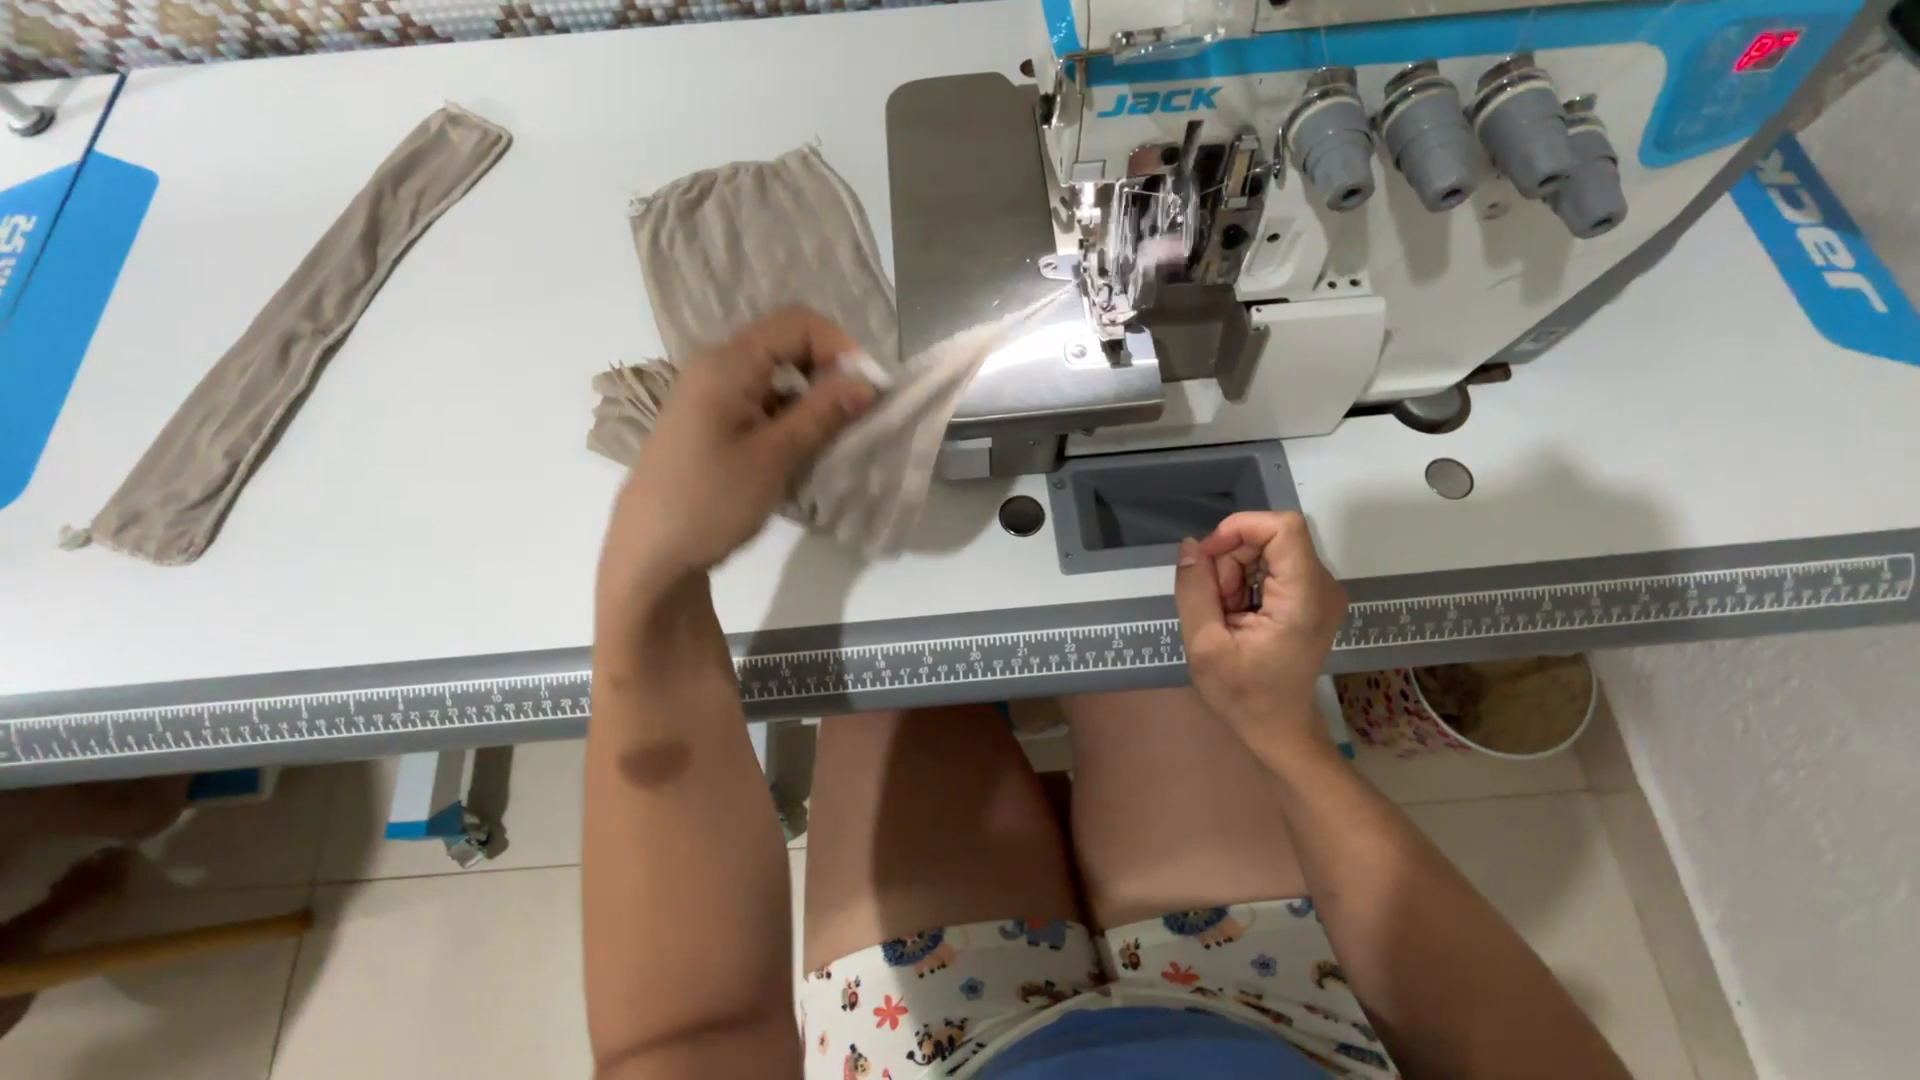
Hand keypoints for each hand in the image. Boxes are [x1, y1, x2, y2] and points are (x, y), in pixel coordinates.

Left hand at [599, 307, 877, 611]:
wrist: (650, 552)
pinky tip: (800, 455)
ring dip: (811, 402)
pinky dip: (788, 420)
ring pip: (776, 379)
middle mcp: (716, 367)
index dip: (840, 347)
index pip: (797, 323)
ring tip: (832, 442)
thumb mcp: (775, 457)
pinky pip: (760, 404)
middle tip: (856, 417)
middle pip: (787, 347)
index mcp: (728, 364)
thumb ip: (822, 413)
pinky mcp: (710, 422)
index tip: (867, 390)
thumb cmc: (710, 501)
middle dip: (829, 375)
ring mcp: (710, 395)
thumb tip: (867, 381)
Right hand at [1174, 512, 1347, 750]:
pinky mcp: (1313, 596)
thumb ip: (1194, 590)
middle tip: (1214, 602)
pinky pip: (1274, 565)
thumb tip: (1191, 546)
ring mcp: (1321, 591)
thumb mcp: (1204, 645)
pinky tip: (1237, 615)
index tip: (1208, 556)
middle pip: (1272, 537)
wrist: (1278, 728)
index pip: (1283, 527)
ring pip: (1269, 550)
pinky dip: (1247, 581)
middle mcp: (1323, 587)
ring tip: (1225, 614)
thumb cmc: (1242, 695)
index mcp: (1303, 600)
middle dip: (1231, 558)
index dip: (1240, 528)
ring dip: (1235, 572)